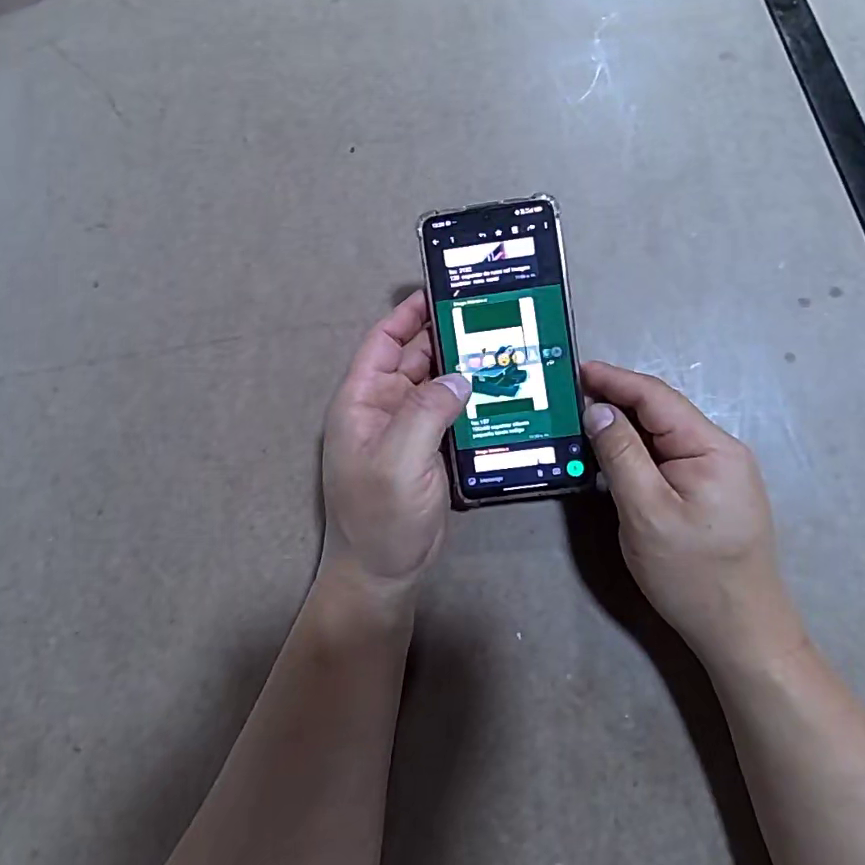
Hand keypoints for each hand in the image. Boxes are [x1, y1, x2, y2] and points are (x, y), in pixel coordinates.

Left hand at [321, 292, 471, 595]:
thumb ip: (426, 412)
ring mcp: (409, 428)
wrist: (385, 571)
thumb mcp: (397, 461)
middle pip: (415, 358)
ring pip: (438, 384)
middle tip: (487, 317)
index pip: (382, 343)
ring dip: (463, 367)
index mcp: (363, 401)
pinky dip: (473, 398)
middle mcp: (385, 407)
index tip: (439, 293)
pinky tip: (500, 390)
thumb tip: (460, 375)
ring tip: (500, 347)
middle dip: (446, 336)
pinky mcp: (432, 448)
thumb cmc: (378, 517)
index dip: (407, 315)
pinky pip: (453, 412)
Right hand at [580, 361, 805, 663]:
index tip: (578, 370)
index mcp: (711, 449)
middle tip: (571, 397)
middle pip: (661, 414)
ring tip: (583, 421)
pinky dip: (637, 451)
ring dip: (624, 427)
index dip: (615, 380)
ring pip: (663, 437)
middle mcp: (720, 452)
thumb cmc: (692, 574)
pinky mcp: (710, 493)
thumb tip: (597, 410)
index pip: (657, 399)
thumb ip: (621, 456)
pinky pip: (667, 458)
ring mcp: (718, 473)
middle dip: (617, 401)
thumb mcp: (647, 512)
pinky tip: (613, 455)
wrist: (742, 631)